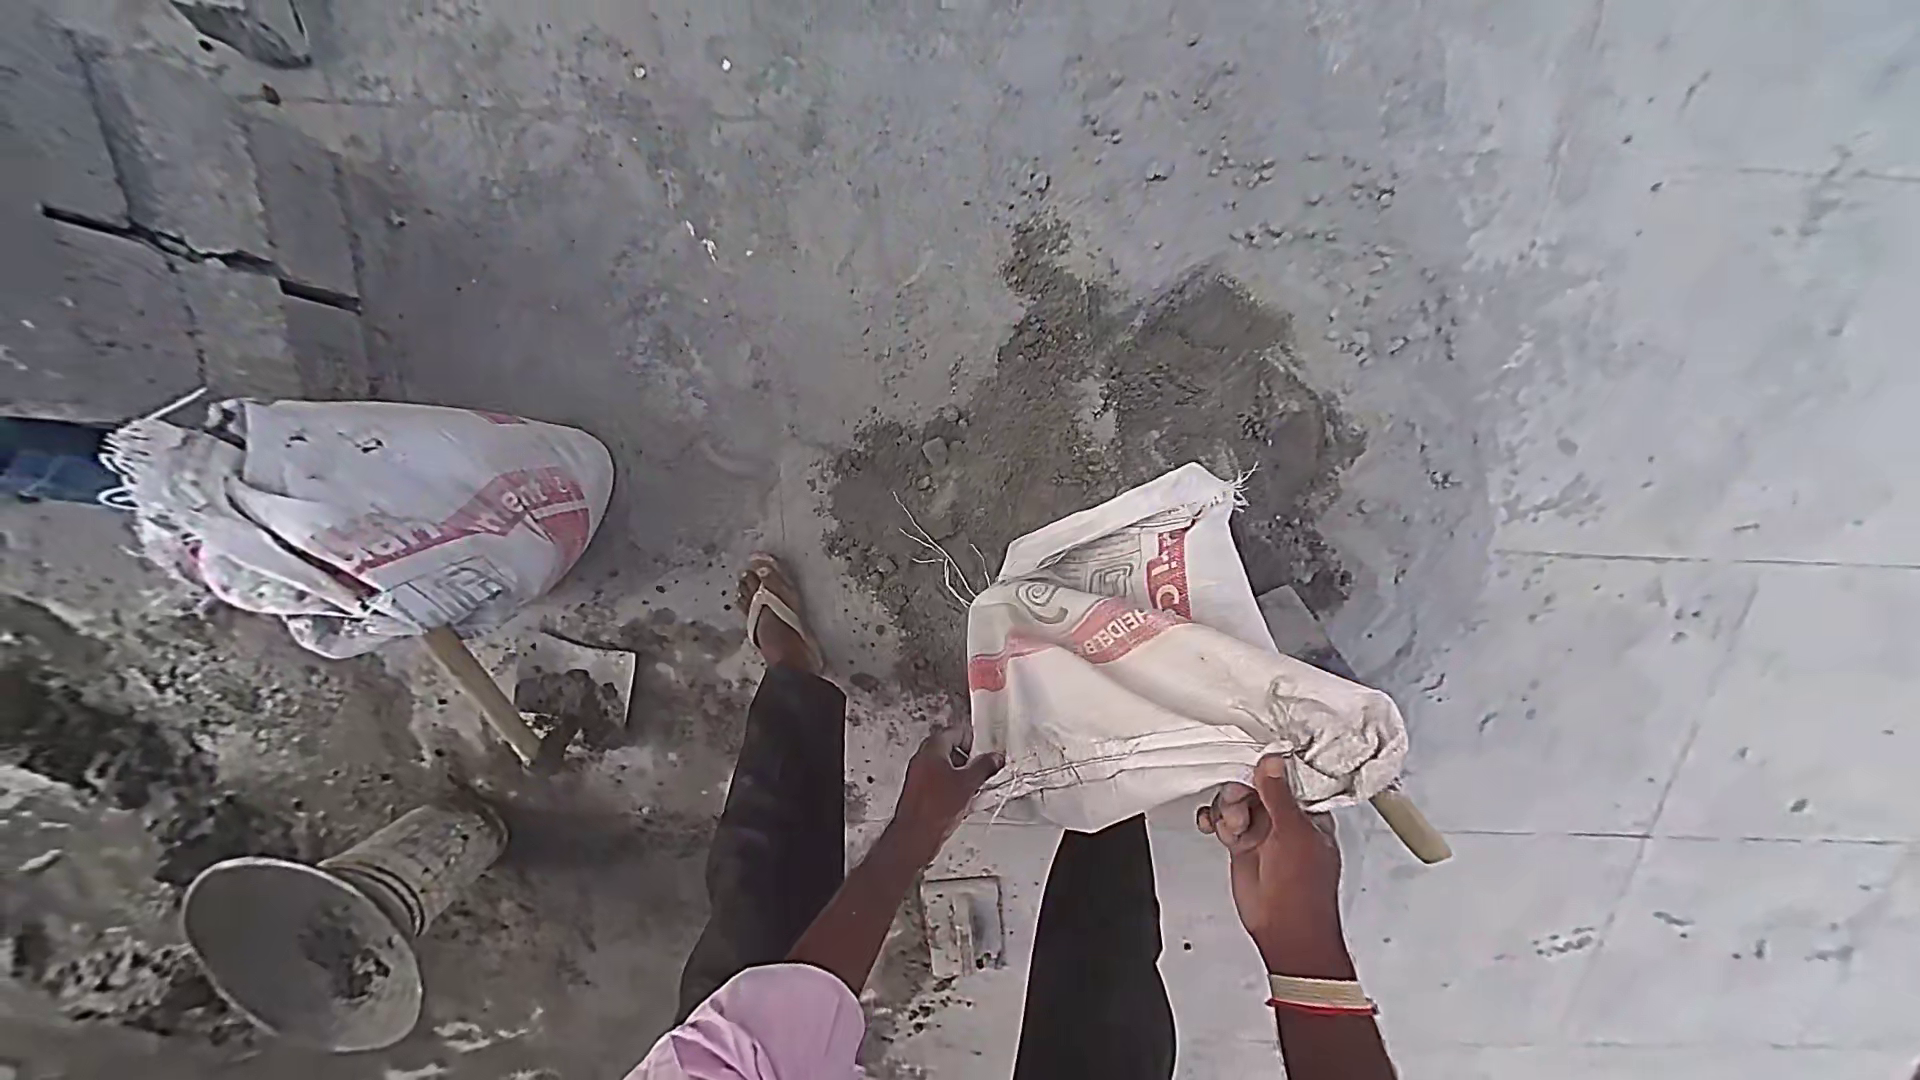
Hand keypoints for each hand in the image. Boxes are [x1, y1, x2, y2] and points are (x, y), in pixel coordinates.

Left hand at [886, 727, 1003, 864]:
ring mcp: (918, 777)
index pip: (952, 732)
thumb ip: (984, 767)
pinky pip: (937, 783)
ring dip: (959, 773)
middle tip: (980, 765)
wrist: (916, 836)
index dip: (970, 738)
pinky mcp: (918, 794)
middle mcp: (921, 760)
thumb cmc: (935, 809)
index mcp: (932, 750)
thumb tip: (994, 758)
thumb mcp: (968, 783)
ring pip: (942, 767)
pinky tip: (963, 801)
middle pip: (947, 749)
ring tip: (974, 785)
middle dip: (966, 757)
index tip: (982, 747)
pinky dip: (951, 786)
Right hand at [1197, 754, 1350, 975]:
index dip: (1263, 769)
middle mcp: (1283, 817)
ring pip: (1233, 799)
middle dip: (1238, 794)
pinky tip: (1211, 826)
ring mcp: (1261, 829)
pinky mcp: (1241, 841)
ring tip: (1231, 829)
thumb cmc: (1303, 890)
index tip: (1248, 768)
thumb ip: (1278, 795)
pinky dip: (1212, 819)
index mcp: (1306, 811)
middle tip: (1238, 811)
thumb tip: (1272, 760)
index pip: (1282, 776)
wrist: (1284, 930)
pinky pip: (1220, 818)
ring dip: (1225, 810)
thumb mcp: (1293, 835)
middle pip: (1251, 784)